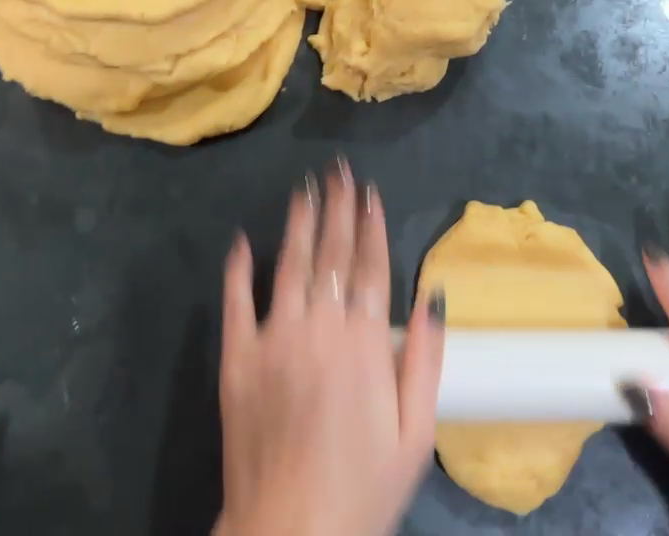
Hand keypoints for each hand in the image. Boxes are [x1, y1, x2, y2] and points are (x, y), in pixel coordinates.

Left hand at [216, 160, 445, 535]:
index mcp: (365, 343)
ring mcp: (273, 341)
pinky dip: (238, 271)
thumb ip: (425, 359)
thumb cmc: (363, 487)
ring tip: (303, 189)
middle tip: (338, 170)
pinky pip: (236, 305)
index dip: (371, 226)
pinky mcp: (236, 362)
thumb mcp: (416, 433)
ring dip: (297, 224)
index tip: (369, 192)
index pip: (371, 267)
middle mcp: (319, 329)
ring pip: (288, 267)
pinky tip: (241, 241)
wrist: (289, 534)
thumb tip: (433, 295)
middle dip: (337, 209)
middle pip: (331, 255)